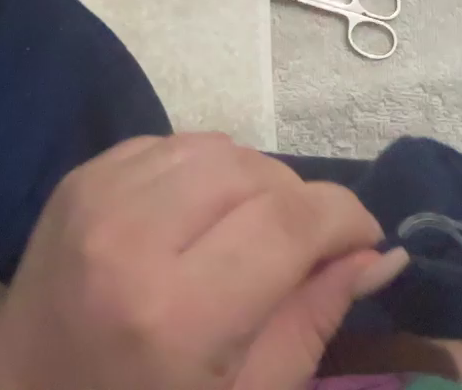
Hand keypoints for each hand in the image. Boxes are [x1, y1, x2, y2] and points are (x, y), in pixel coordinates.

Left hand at [0, 133, 408, 389]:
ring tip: (251, 229)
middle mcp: (131, 235)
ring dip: (253, 179)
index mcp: (173, 313)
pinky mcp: (82, 173)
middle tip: (307, 244)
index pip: (287, 222)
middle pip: (254, 171)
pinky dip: (205, 169)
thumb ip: (311, 319)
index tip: (366, 237)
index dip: (344, 216)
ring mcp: (98, 193)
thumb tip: (378, 254)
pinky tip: (201, 212)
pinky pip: (173, 142)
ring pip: (216, 145)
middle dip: (299, 199)